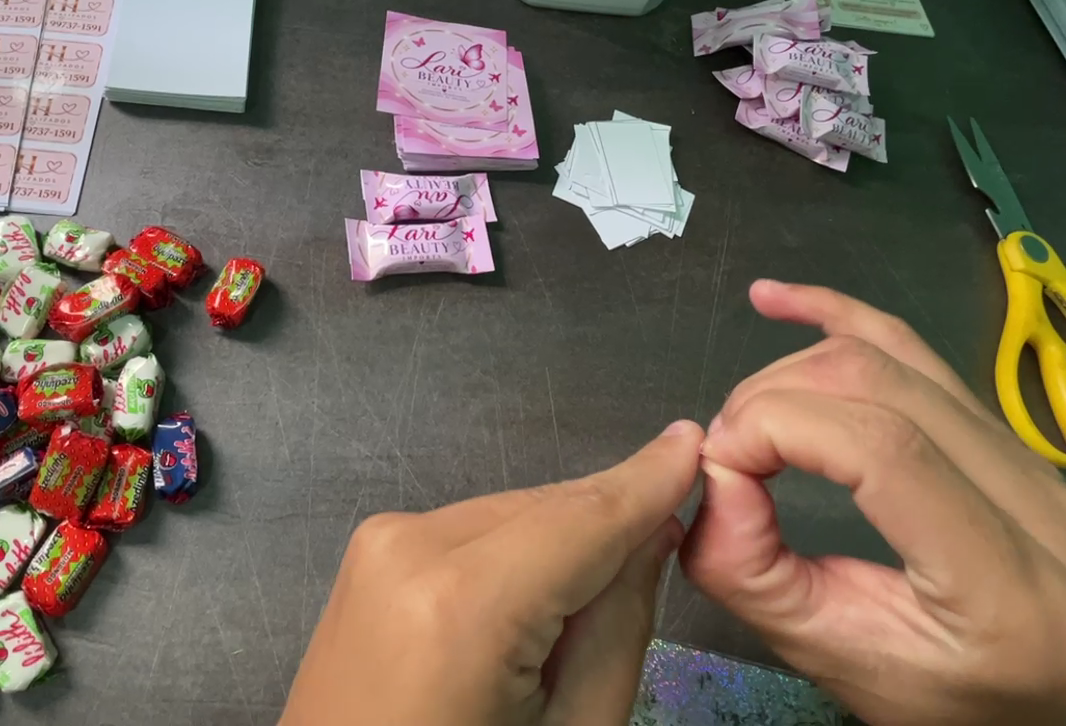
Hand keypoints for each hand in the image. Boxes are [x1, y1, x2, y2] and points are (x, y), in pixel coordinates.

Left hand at [280, 422, 705, 725]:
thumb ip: (616, 625)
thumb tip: (647, 531)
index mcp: (459, 604)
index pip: (579, 520)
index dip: (645, 480)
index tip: (693, 440)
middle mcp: (412, 544)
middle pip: (543, 509)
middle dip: (605, 521)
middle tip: (661, 544)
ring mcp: (382, 538)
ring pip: (509, 512)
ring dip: (559, 539)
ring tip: (576, 610)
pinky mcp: (373, 542)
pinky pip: (470, 526)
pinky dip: (513, 548)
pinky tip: (527, 599)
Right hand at [682, 280, 1065, 725]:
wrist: (1038, 709)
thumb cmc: (926, 698)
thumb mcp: (815, 649)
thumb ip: (743, 563)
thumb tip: (715, 460)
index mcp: (1014, 595)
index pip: (881, 449)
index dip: (777, 425)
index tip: (717, 456)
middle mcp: (1055, 518)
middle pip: (880, 386)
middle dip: (773, 396)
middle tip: (727, 444)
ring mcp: (1048, 468)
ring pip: (891, 357)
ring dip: (792, 366)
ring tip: (746, 412)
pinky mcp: (1018, 438)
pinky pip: (917, 349)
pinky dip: (836, 314)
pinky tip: (775, 299)